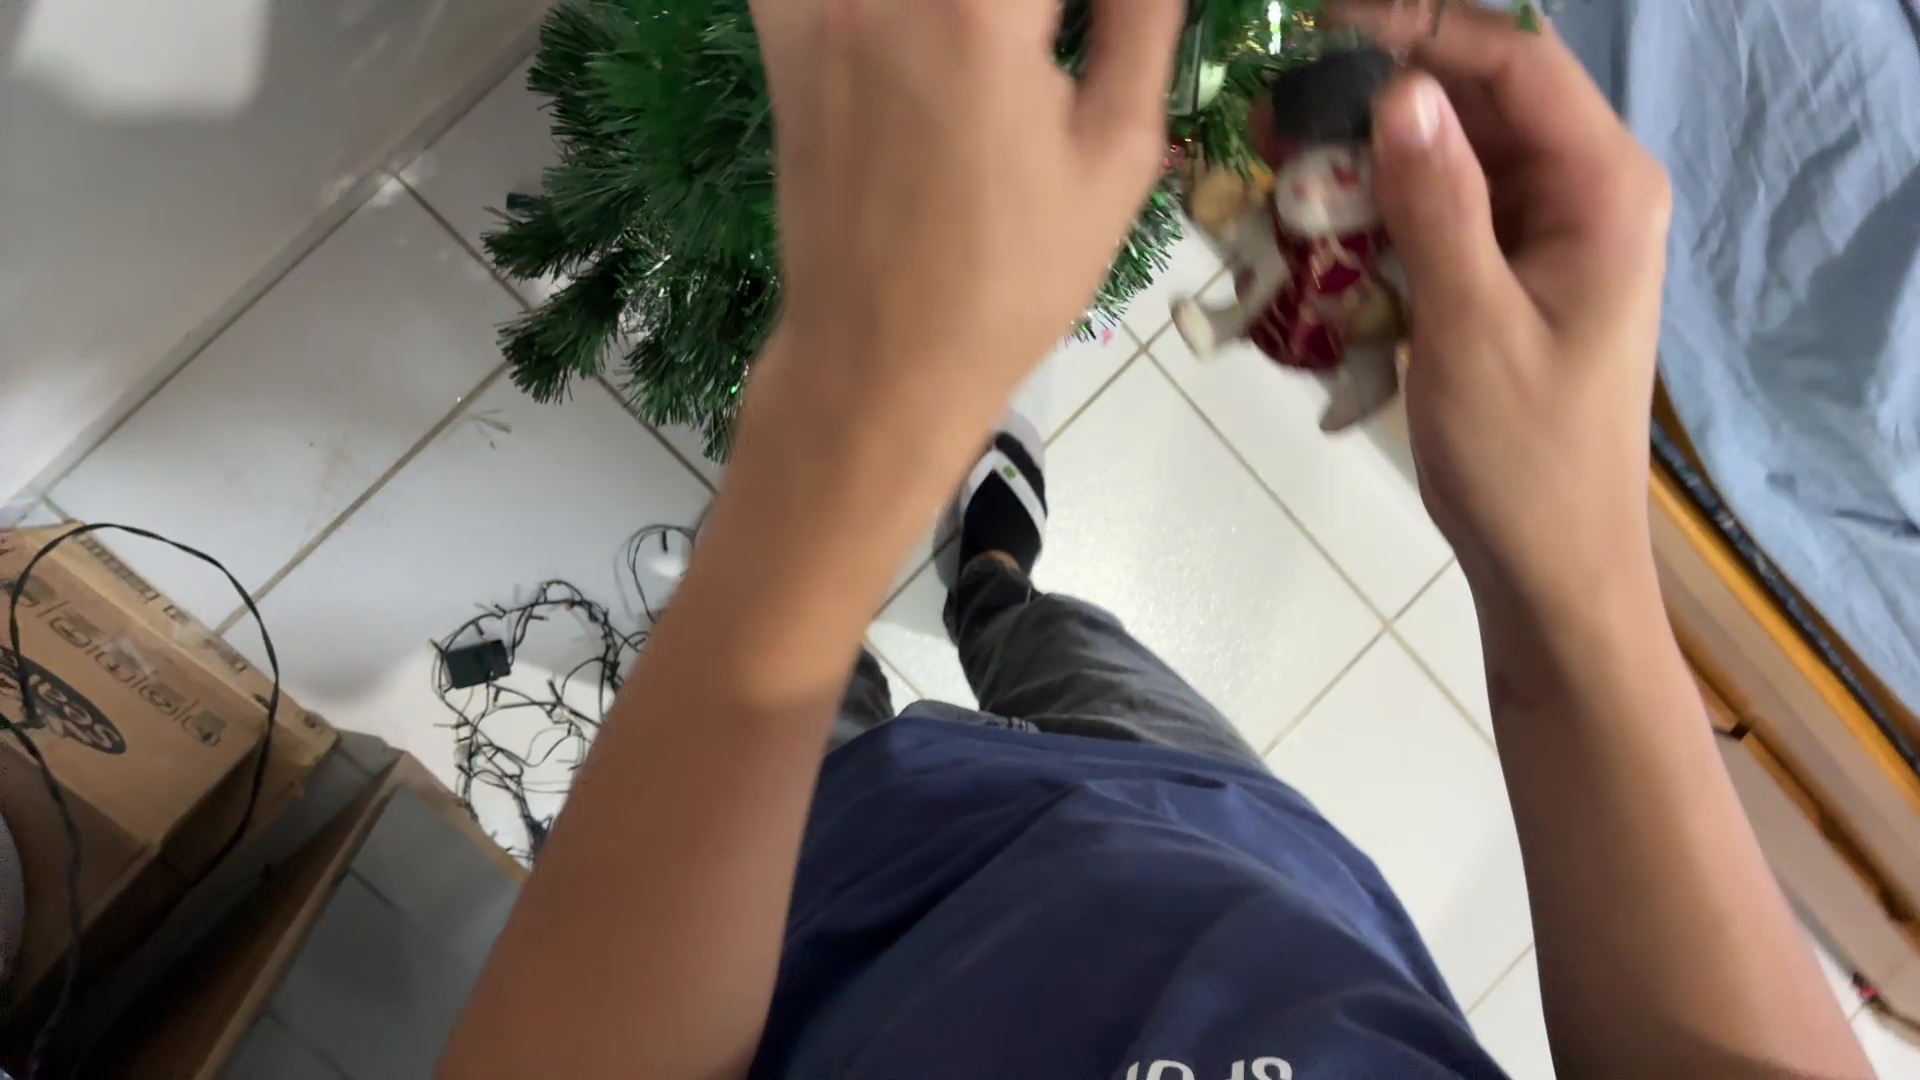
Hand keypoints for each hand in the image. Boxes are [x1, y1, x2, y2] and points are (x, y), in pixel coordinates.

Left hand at [747, 0, 1183, 447]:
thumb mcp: (1112, 165)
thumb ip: (1141, 20)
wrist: (883, 365)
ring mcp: (818, 4)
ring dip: (971, 11)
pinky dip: (882, 2)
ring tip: (996, 44)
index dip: (1092, 1)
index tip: (1100, 23)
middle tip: (1046, 44)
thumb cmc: (1010, 288)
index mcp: (981, 9)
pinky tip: (911, 29)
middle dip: (1027, 10)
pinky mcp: (780, 39)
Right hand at [1335, 0, 1671, 606]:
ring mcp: (1533, 247)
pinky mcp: (1494, 287)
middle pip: (1479, 111)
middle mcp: (1574, 201)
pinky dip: (1377, 223)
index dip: (1424, 32)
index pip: (1515, 67)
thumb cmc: (1517, 447)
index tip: (1330, 27)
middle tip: (1285, 107)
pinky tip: (1322, 232)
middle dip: (1383, 100)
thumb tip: (1398, 94)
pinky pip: (1434, 229)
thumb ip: (1440, 204)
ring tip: (1287, 167)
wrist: (1540, 549)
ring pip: (1448, 171)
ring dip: (1370, 165)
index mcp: (1599, 191)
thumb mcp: (1471, 321)